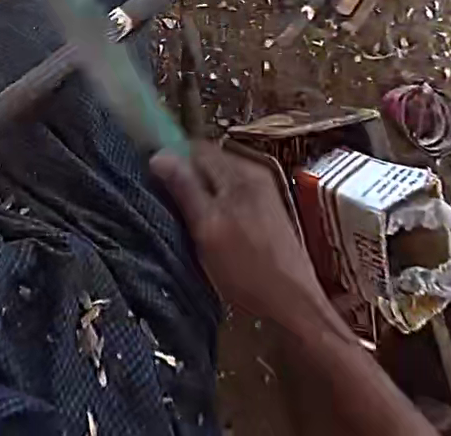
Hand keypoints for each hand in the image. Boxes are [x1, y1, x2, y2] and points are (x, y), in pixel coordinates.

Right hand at [150, 142, 342, 336]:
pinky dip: (218, 204)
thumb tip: (159, 155)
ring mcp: (264, 190)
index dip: (173, 160)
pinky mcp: (268, 209)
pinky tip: (213, 229)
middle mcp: (254, 172)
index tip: (156, 182)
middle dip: (188, 177)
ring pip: (220, 179)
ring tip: (190, 221)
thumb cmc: (247, 269)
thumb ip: (184, 188)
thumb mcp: (207, 228)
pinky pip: (233, 194)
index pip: (197, 147)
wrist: (294, 304)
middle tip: (171, 206)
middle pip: (210, 161)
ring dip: (202, 193)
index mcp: (239, 171)